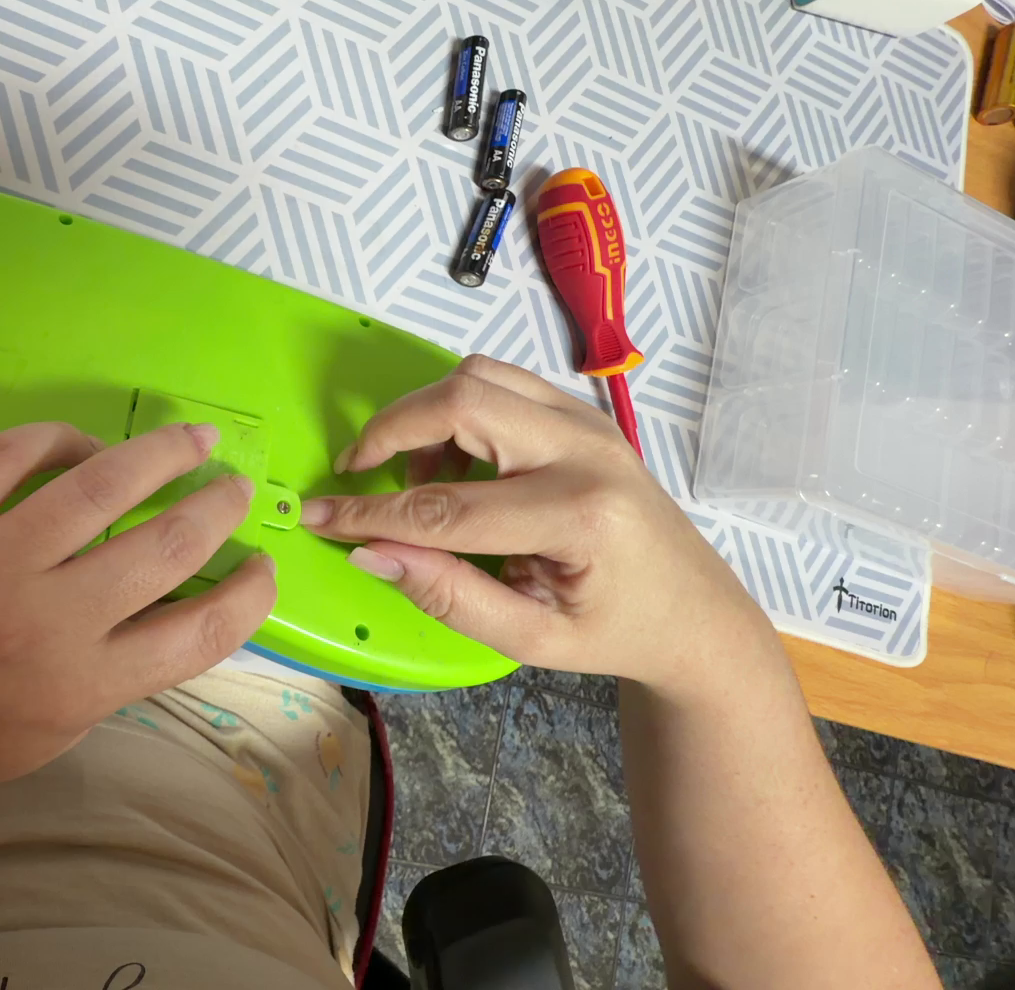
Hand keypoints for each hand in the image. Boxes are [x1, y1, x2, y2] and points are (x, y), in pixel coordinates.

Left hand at [0, 421, 276, 816]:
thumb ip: (116, 673)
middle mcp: (46, 622)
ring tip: (193, 439)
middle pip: (165, 548)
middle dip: (217, 508)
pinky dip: (58, 439)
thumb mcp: (51, 732)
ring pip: (100, 486)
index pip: (199, 633)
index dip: (249, 596)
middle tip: (236, 486)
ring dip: (162, 453)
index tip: (262, 566)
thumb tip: (174, 606)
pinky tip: (81, 444)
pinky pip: (11, 455)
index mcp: (81, 685)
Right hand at [299, 355, 771, 691]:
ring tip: (419, 475)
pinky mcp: (580, 413)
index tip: (318, 515)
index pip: (444, 507)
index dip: (368, 514)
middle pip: (461, 399)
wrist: (695, 612)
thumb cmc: (614, 632)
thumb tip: (367, 552)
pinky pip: (498, 383)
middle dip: (389, 429)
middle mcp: (587, 450)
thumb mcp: (529, 638)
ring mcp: (588, 421)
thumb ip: (446, 595)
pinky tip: (456, 461)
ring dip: (425, 418)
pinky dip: (456, 409)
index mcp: (580, 517)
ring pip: (477, 376)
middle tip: (357, 469)